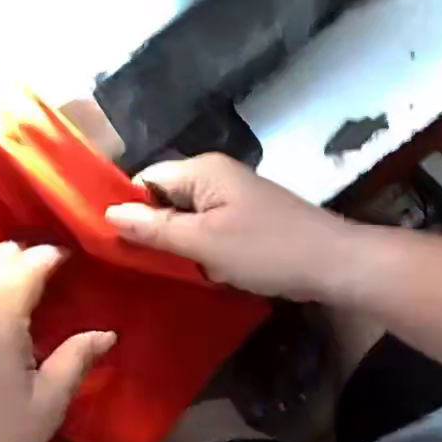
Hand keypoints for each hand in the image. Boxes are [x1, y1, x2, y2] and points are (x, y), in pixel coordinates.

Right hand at [105, 153, 360, 300]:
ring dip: (175, 243)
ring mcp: (234, 198)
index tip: (111, 242)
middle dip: (151, 228)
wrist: (333, 263)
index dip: (126, 207)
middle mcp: (216, 176)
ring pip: (186, 217)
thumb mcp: (204, 243)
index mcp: (202, 170)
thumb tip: (109, 212)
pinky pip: (208, 229)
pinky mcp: (247, 219)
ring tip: (161, 271)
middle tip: (135, 263)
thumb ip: (155, 228)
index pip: (146, 178)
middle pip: (165, 197)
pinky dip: (199, 249)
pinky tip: (196, 271)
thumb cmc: (266, 250)